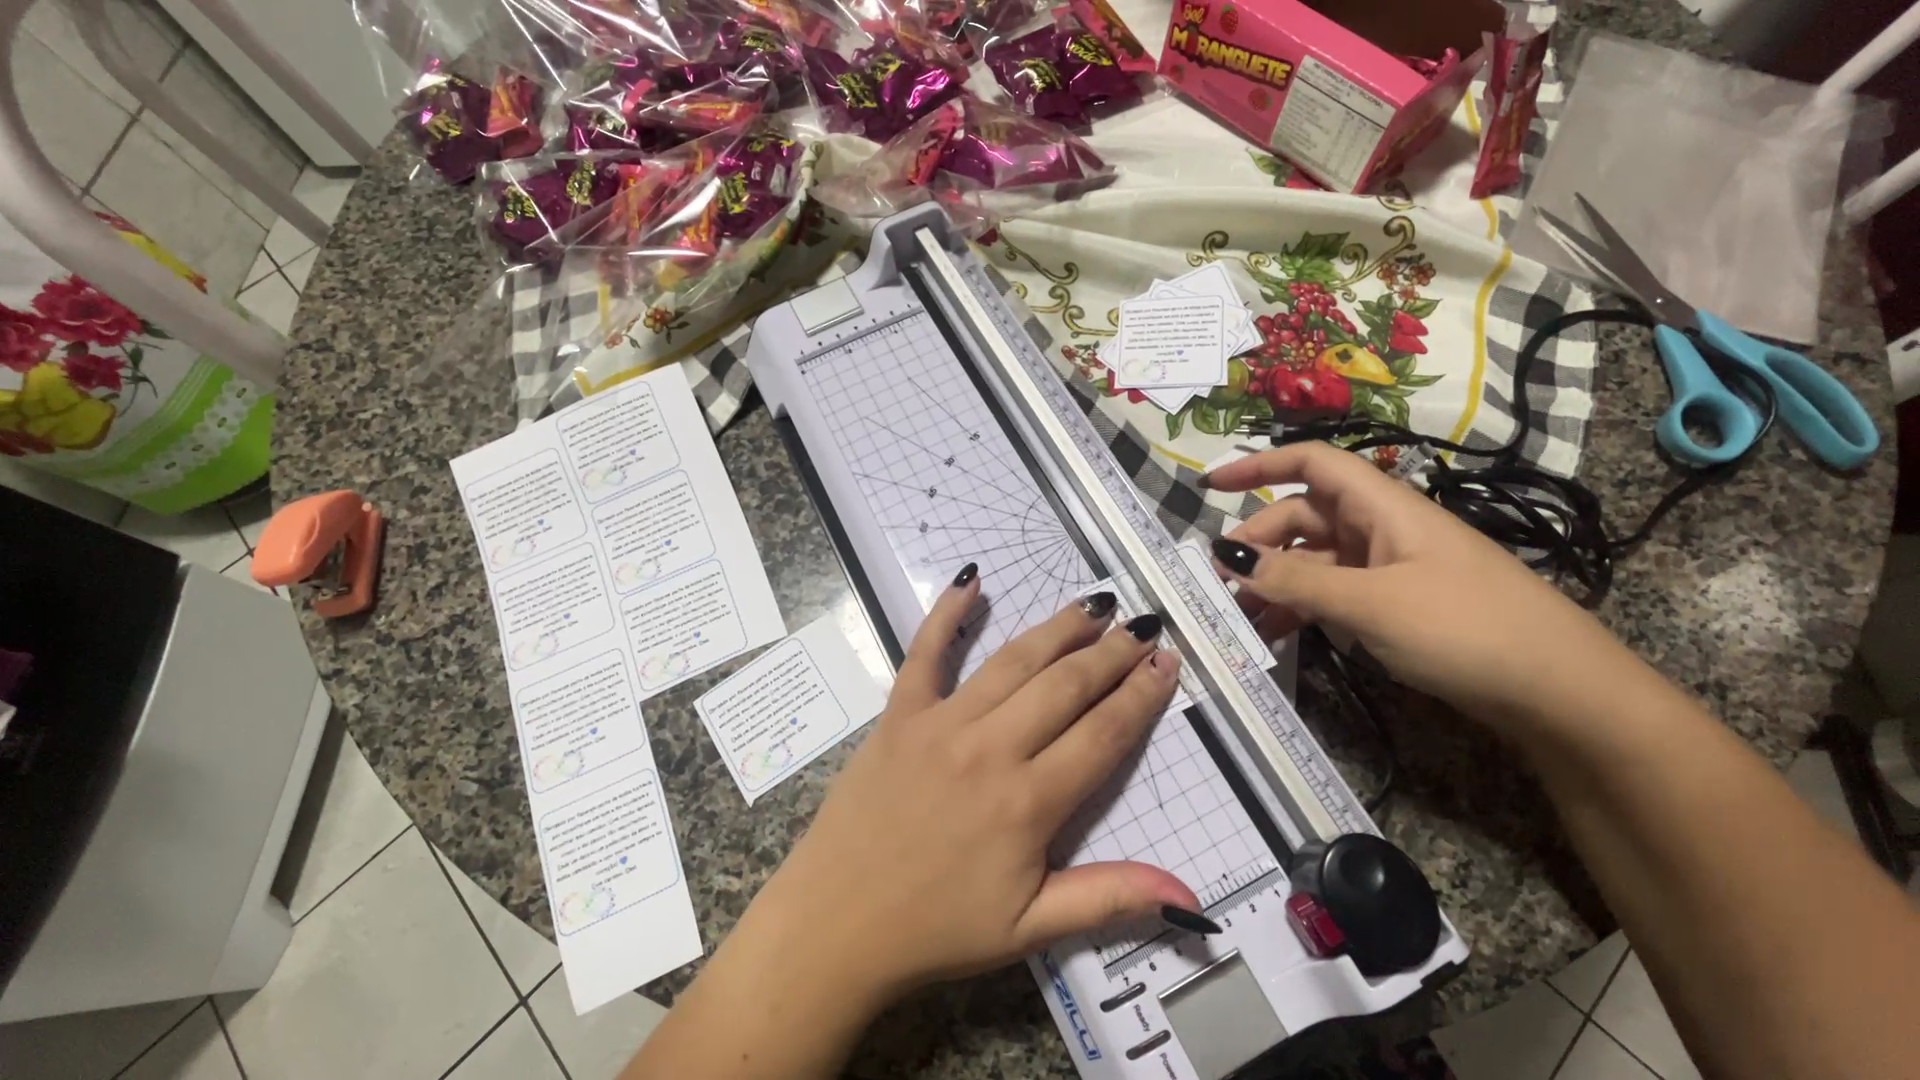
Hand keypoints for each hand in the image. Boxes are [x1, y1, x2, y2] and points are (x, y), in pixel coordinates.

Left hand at [729, 567, 1207, 1012]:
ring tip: (1093, 604)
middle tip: (1142, 626)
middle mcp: (990, 749)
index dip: (1141, 695)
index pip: (1103, 733)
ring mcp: (940, 724)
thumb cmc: (936, 930)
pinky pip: (924, 652)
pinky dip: (947, 613)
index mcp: (1029, 802)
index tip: (1167, 663)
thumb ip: (1109, 897)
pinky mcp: (898, 715)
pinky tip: (970, 579)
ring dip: (1057, 629)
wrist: (836, 925)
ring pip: (1012, 662)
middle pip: (1065, 685)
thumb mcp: (1030, 929)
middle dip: (1111, 653)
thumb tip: (1192, 897)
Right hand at [1203, 442, 1639, 732]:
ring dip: (1274, 584)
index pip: (1311, 463)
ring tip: (1237, 619)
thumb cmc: (1464, 627)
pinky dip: (1301, 610)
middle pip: (1304, 518)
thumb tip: (1226, 554)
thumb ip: (1294, 580)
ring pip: (1315, 562)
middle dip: (1257, 544)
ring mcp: (1391, 569)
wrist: (1557, 690)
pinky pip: (1334, 595)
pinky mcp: (1398, 607)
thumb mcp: (1369, 603)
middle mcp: (1382, 529)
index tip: (1209, 485)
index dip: (1258, 465)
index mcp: (1382, 506)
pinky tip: (1275, 635)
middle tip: (1218, 582)